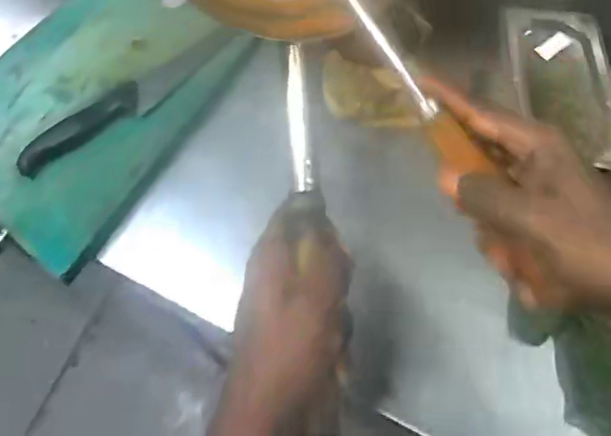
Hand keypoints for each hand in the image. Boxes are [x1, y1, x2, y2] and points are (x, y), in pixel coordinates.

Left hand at [215, 195, 351, 434]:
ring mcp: (289, 309)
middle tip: (337, 287)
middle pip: (318, 250)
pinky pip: (330, 321)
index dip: (318, 216)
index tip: (335, 237)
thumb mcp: (314, 284)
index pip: (293, 211)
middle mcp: (277, 276)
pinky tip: (334, 356)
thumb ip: (320, 241)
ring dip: (340, 309)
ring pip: (330, 287)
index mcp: (270, 254)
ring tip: (333, 331)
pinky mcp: (302, 340)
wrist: (275, 417)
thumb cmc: (291, 344)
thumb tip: (312, 197)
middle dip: (337, 269)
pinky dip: (337, 337)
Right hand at [426, 77, 610, 312]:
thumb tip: (444, 175)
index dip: (448, 96)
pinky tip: (545, 285)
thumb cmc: (590, 245)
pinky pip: (510, 237)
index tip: (419, 79)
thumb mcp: (530, 220)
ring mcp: (540, 195)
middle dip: (482, 211)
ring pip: (492, 211)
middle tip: (501, 237)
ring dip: (504, 245)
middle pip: (480, 169)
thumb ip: (482, 195)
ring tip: (532, 269)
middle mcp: (535, 161)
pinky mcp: (546, 225)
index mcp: (535, 144)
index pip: (480, 112)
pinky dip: (521, 263)